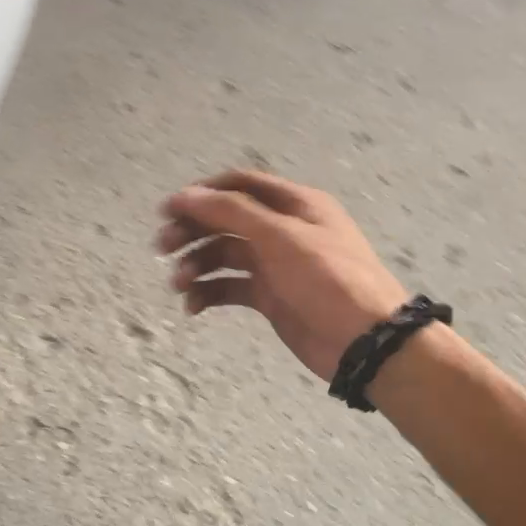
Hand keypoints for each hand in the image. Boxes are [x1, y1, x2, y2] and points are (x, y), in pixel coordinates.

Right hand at [157, 170, 409, 380]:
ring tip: (178, 285)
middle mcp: (281, 230)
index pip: (239, 186)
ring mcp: (274, 264)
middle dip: (191, 232)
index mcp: (294, 205)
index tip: (168, 211)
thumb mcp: (279, 238)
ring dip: (195, 266)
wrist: (364, 340)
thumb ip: (230, 213)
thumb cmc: (327, 279)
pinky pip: (227, 287)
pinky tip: (193, 307)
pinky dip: (206, 293)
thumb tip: (184, 195)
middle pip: (224, 220)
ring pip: (221, 255)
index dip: (202, 194)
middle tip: (162, 248)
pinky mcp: (268, 296)